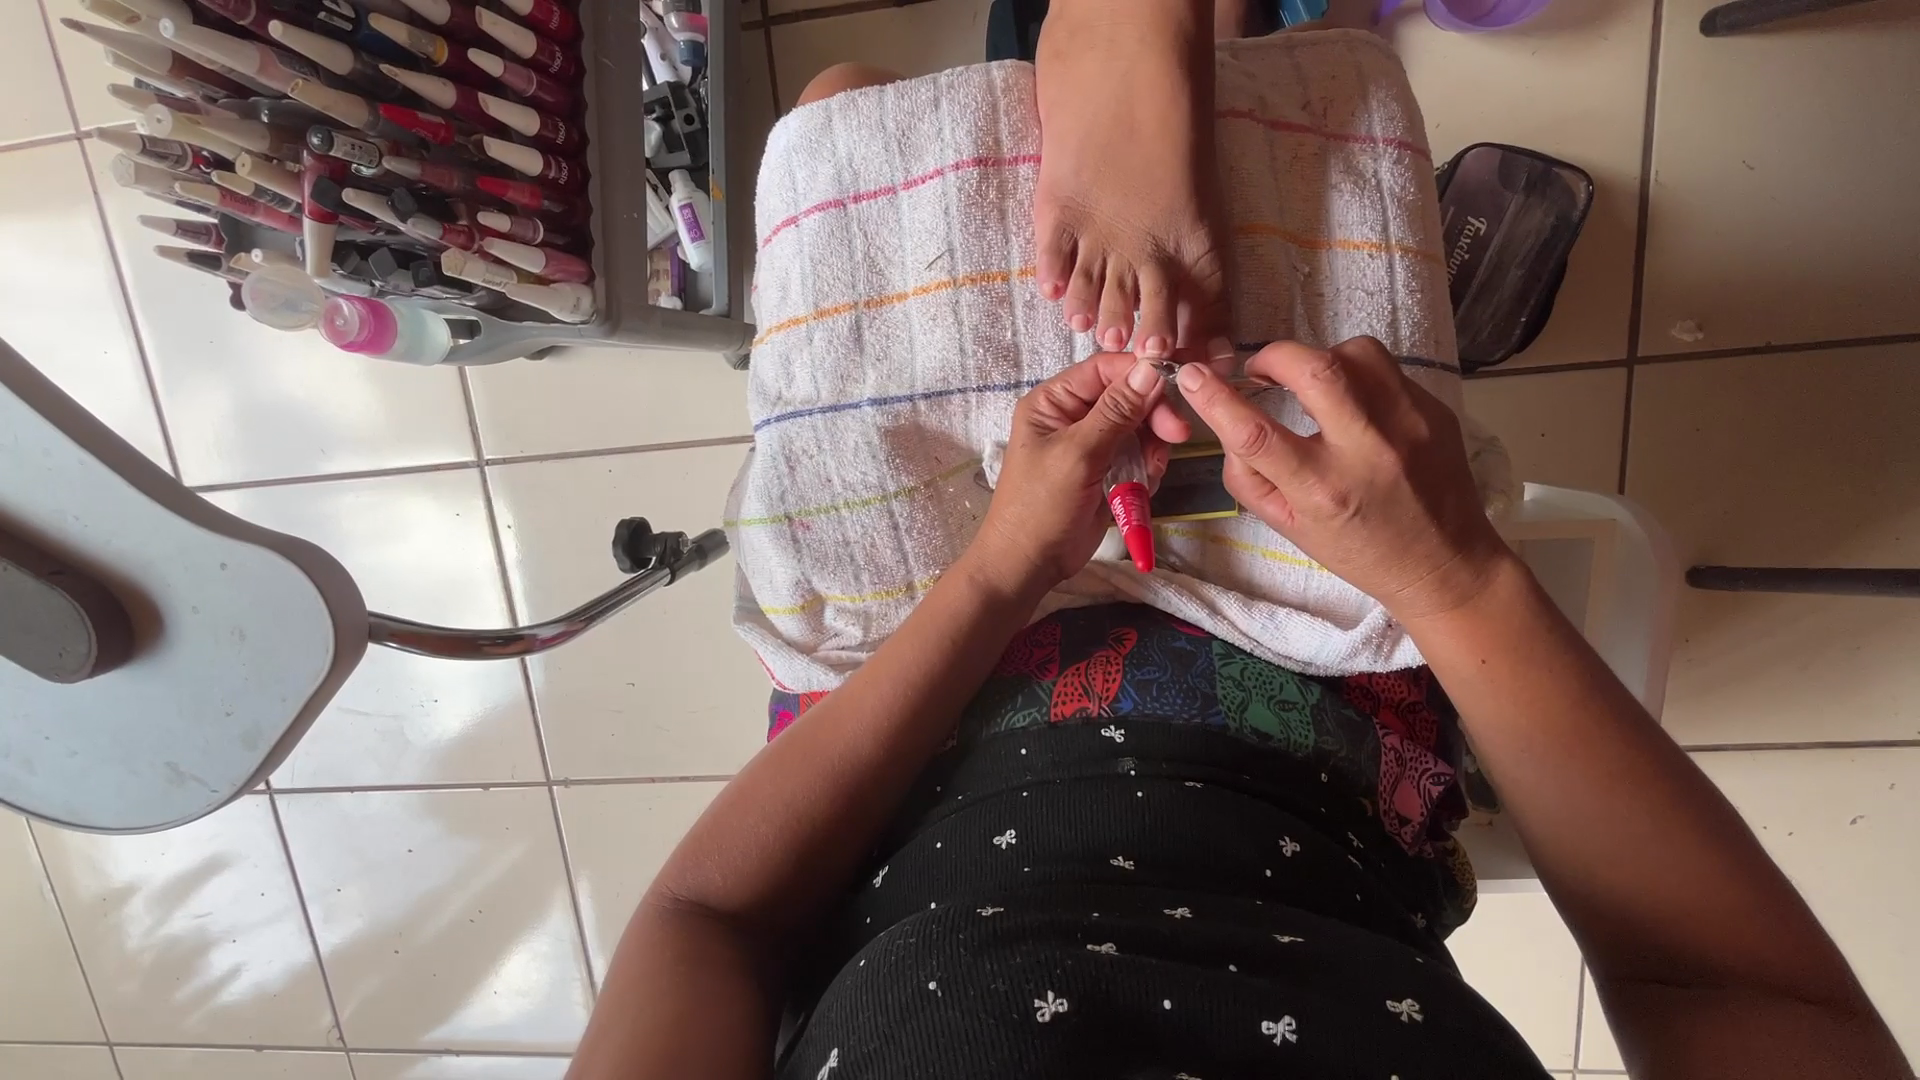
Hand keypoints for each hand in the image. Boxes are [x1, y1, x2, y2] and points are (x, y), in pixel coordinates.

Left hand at [966, 353, 1190, 593]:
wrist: (1031, 562)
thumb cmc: (1041, 505)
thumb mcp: (1078, 453)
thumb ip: (1116, 412)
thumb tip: (1150, 368)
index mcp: (1053, 401)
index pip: (1104, 369)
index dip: (1140, 373)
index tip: (1175, 386)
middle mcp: (1073, 416)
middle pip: (1129, 396)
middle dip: (1153, 415)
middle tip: (1176, 435)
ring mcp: (1092, 444)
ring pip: (1140, 428)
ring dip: (1152, 447)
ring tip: (1150, 471)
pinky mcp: (1108, 471)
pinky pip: (1139, 456)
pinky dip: (1147, 468)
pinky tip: (1143, 486)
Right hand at [1175, 337, 1513, 623]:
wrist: (1444, 561)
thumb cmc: (1355, 549)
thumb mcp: (1287, 528)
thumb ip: (1248, 478)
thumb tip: (1227, 426)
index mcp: (1322, 490)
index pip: (1255, 434)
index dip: (1214, 398)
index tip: (1191, 377)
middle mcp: (1368, 450)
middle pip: (1314, 371)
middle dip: (1273, 356)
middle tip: (1258, 370)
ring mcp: (1409, 423)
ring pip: (1355, 353)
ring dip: (1318, 359)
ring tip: (1308, 383)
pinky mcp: (1435, 409)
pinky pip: (1384, 368)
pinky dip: (1353, 373)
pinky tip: (1350, 402)